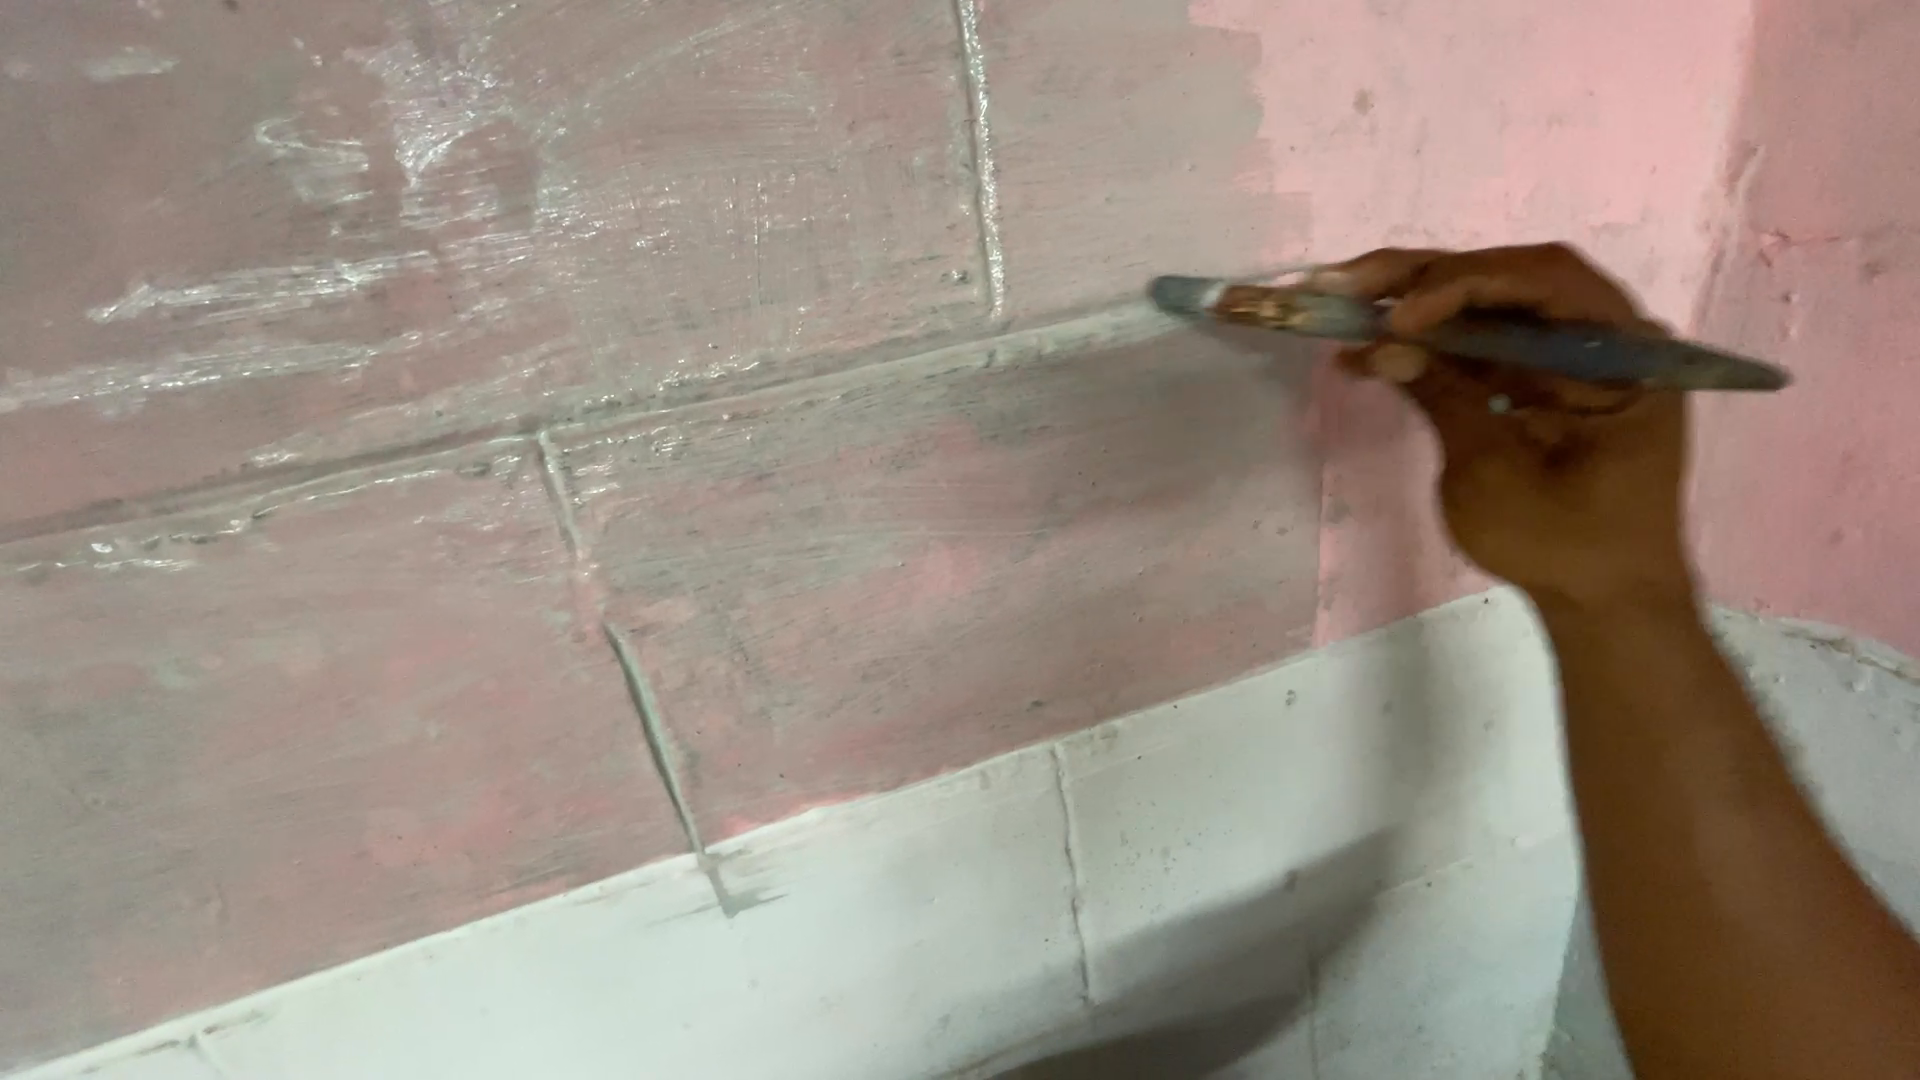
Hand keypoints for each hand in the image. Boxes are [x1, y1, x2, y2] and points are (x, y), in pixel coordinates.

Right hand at [1316, 243, 1695, 610]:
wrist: (1599, 595)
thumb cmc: (1561, 541)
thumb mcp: (1495, 471)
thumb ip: (1446, 398)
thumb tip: (1383, 347)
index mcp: (1622, 353)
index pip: (1544, 282)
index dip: (1462, 285)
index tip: (1398, 320)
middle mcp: (1599, 340)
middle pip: (1510, 280)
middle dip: (1424, 277)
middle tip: (1346, 281)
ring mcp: (1563, 361)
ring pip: (1489, 307)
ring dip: (1416, 301)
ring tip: (1347, 301)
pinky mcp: (1532, 384)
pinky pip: (1478, 347)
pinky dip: (1425, 344)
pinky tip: (1371, 349)